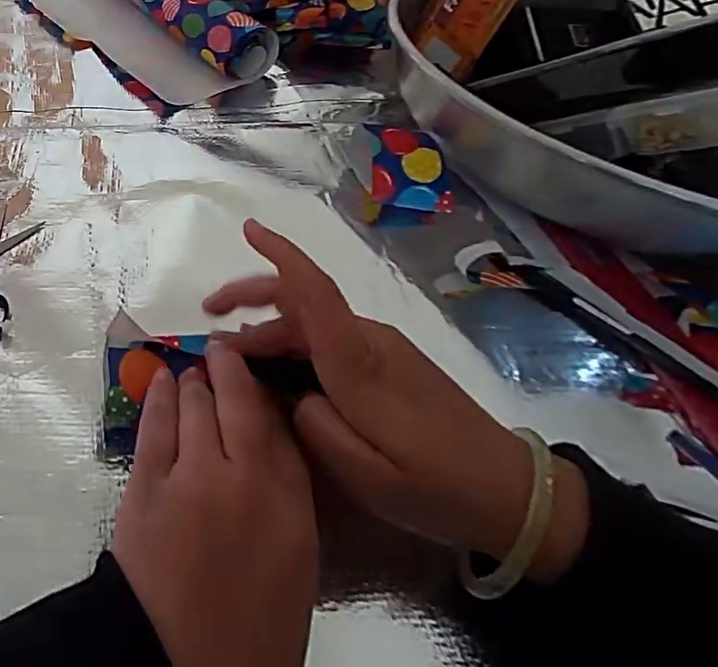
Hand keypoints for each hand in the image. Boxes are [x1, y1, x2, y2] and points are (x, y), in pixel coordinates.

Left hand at [111, 342, 317, 666]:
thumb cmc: (249, 627)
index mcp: (291, 505)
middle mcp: (247, 479)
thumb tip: (271, 440)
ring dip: (194, 382)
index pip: (282, 426)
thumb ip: (287, 496)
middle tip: (223, 353)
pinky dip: (158, 397)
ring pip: (196, 404)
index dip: (266, 394)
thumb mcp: (292, 564)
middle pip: (240, 402)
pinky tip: (160, 381)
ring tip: (192, 372)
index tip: (256, 378)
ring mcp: (194, 478)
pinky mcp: (147, 487)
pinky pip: (155, 425)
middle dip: (229, 369)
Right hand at [205, 220, 589, 582]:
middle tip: (209, 317)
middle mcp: (366, 341)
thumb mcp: (369, 476)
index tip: (250, 228)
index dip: (281, 254)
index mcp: (358, 364)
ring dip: (266, 329)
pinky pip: (326, 340)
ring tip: (231, 355)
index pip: (314, 293)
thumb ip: (317, 429)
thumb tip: (293, 394)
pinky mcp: (383, 361)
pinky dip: (290, 345)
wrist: (508, 489)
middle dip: (250, 296)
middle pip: (301, 300)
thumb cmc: (438, 486)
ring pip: (310, 322)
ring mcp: (377, 348)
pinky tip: (272, 370)